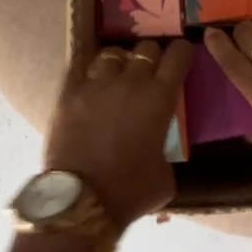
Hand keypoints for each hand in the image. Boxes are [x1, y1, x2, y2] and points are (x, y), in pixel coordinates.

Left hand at [44, 40, 193, 223]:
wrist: (82, 203)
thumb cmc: (130, 191)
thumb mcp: (166, 175)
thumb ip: (166, 150)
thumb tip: (159, 150)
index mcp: (160, 98)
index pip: (177, 56)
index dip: (181, 52)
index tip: (180, 56)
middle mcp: (131, 82)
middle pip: (145, 49)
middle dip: (151, 57)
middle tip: (149, 70)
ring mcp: (97, 84)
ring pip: (112, 53)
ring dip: (119, 61)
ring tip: (117, 73)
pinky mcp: (69, 93)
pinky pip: (80, 63)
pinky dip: (89, 64)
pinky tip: (91, 73)